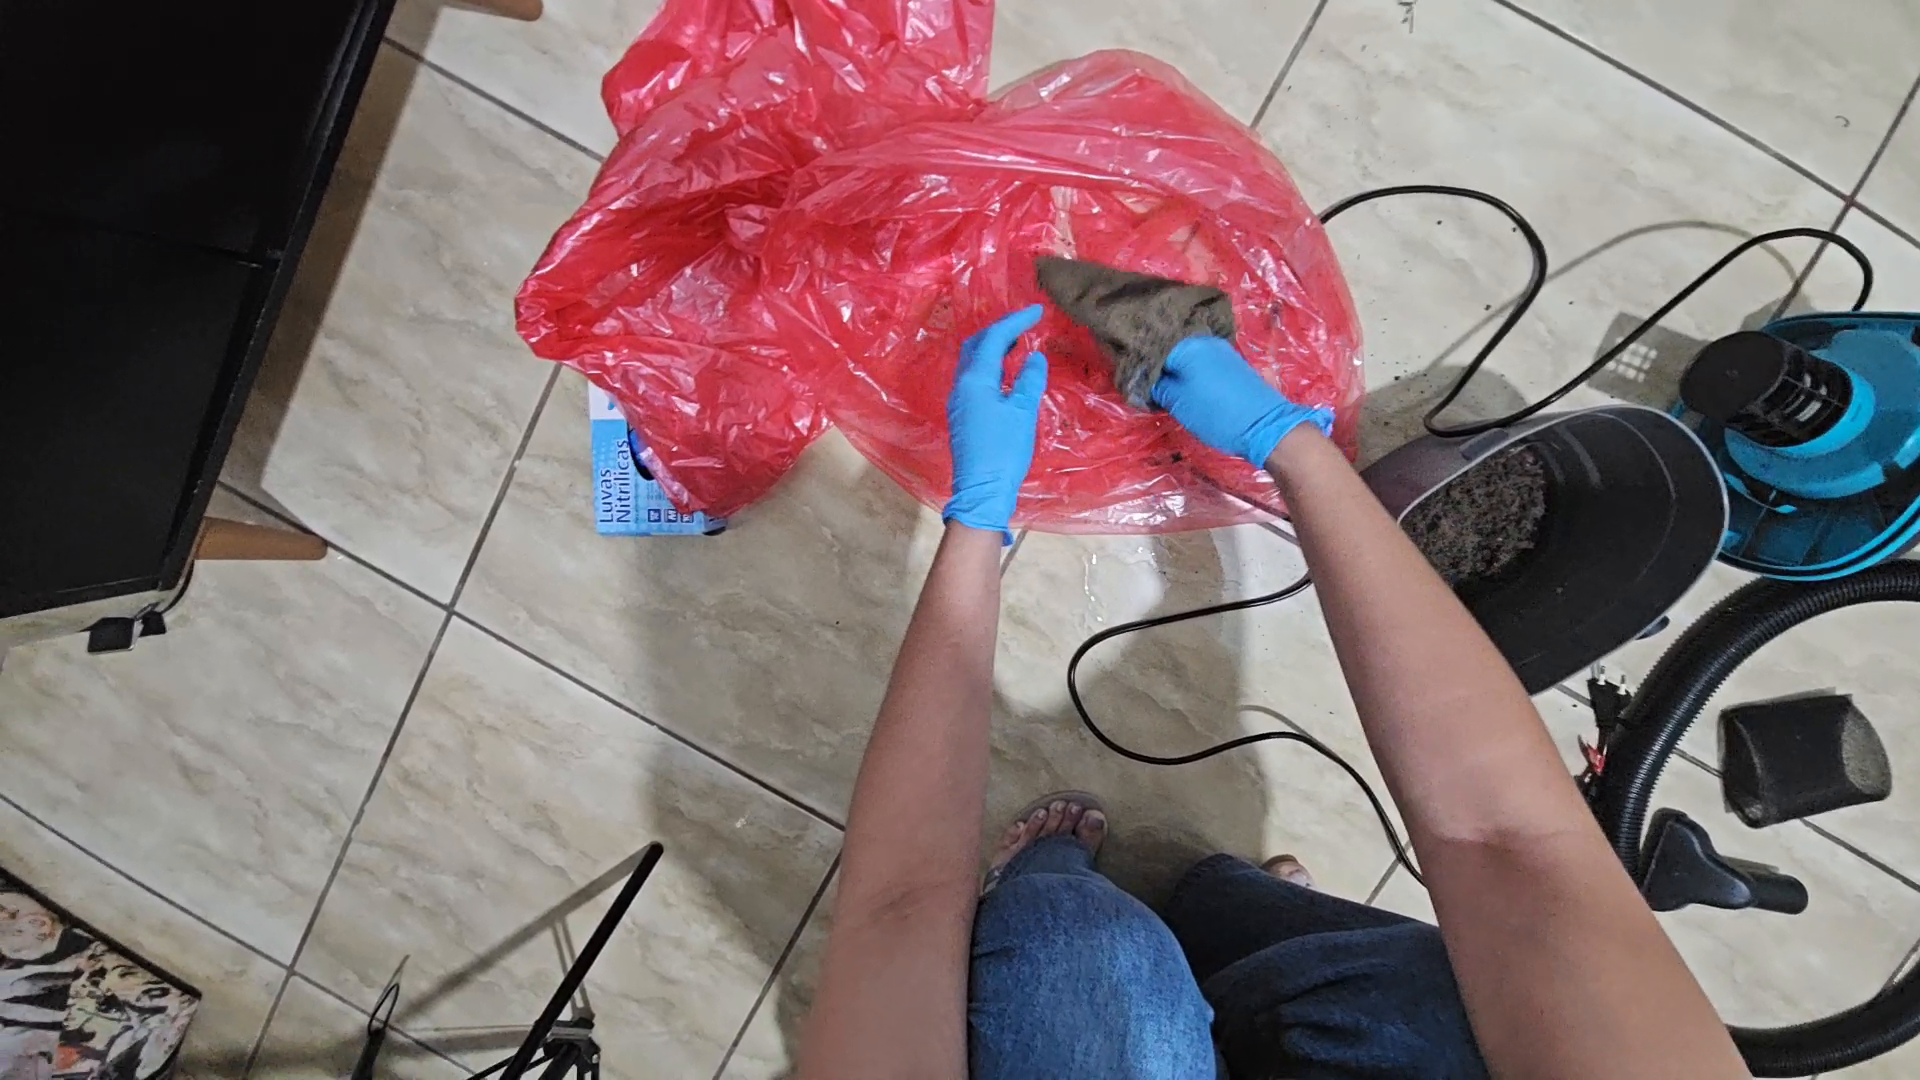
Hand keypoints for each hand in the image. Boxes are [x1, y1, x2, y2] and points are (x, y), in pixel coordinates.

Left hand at [945, 304, 1048, 540]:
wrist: (981, 490)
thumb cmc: (1004, 451)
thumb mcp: (1023, 413)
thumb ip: (1029, 380)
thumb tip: (1035, 357)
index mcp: (975, 379)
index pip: (994, 338)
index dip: (1016, 321)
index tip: (1037, 311)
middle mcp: (961, 385)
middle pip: (977, 345)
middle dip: (1000, 330)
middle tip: (1025, 325)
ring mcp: (959, 401)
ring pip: (973, 362)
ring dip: (993, 348)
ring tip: (1018, 344)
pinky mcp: (962, 415)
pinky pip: (974, 378)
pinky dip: (990, 367)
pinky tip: (1006, 374)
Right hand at [1151, 336, 1333, 465]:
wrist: (1265, 427)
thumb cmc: (1217, 414)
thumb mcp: (1177, 402)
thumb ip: (1155, 385)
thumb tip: (1138, 377)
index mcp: (1189, 344)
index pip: (1151, 342)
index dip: (1135, 356)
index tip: (1122, 368)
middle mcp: (1205, 340)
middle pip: (1168, 345)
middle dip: (1151, 359)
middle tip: (1133, 375)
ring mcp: (1220, 351)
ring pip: (1183, 354)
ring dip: (1168, 366)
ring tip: (1152, 381)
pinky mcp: (1229, 364)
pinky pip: (1197, 361)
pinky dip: (1183, 370)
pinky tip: (1174, 382)